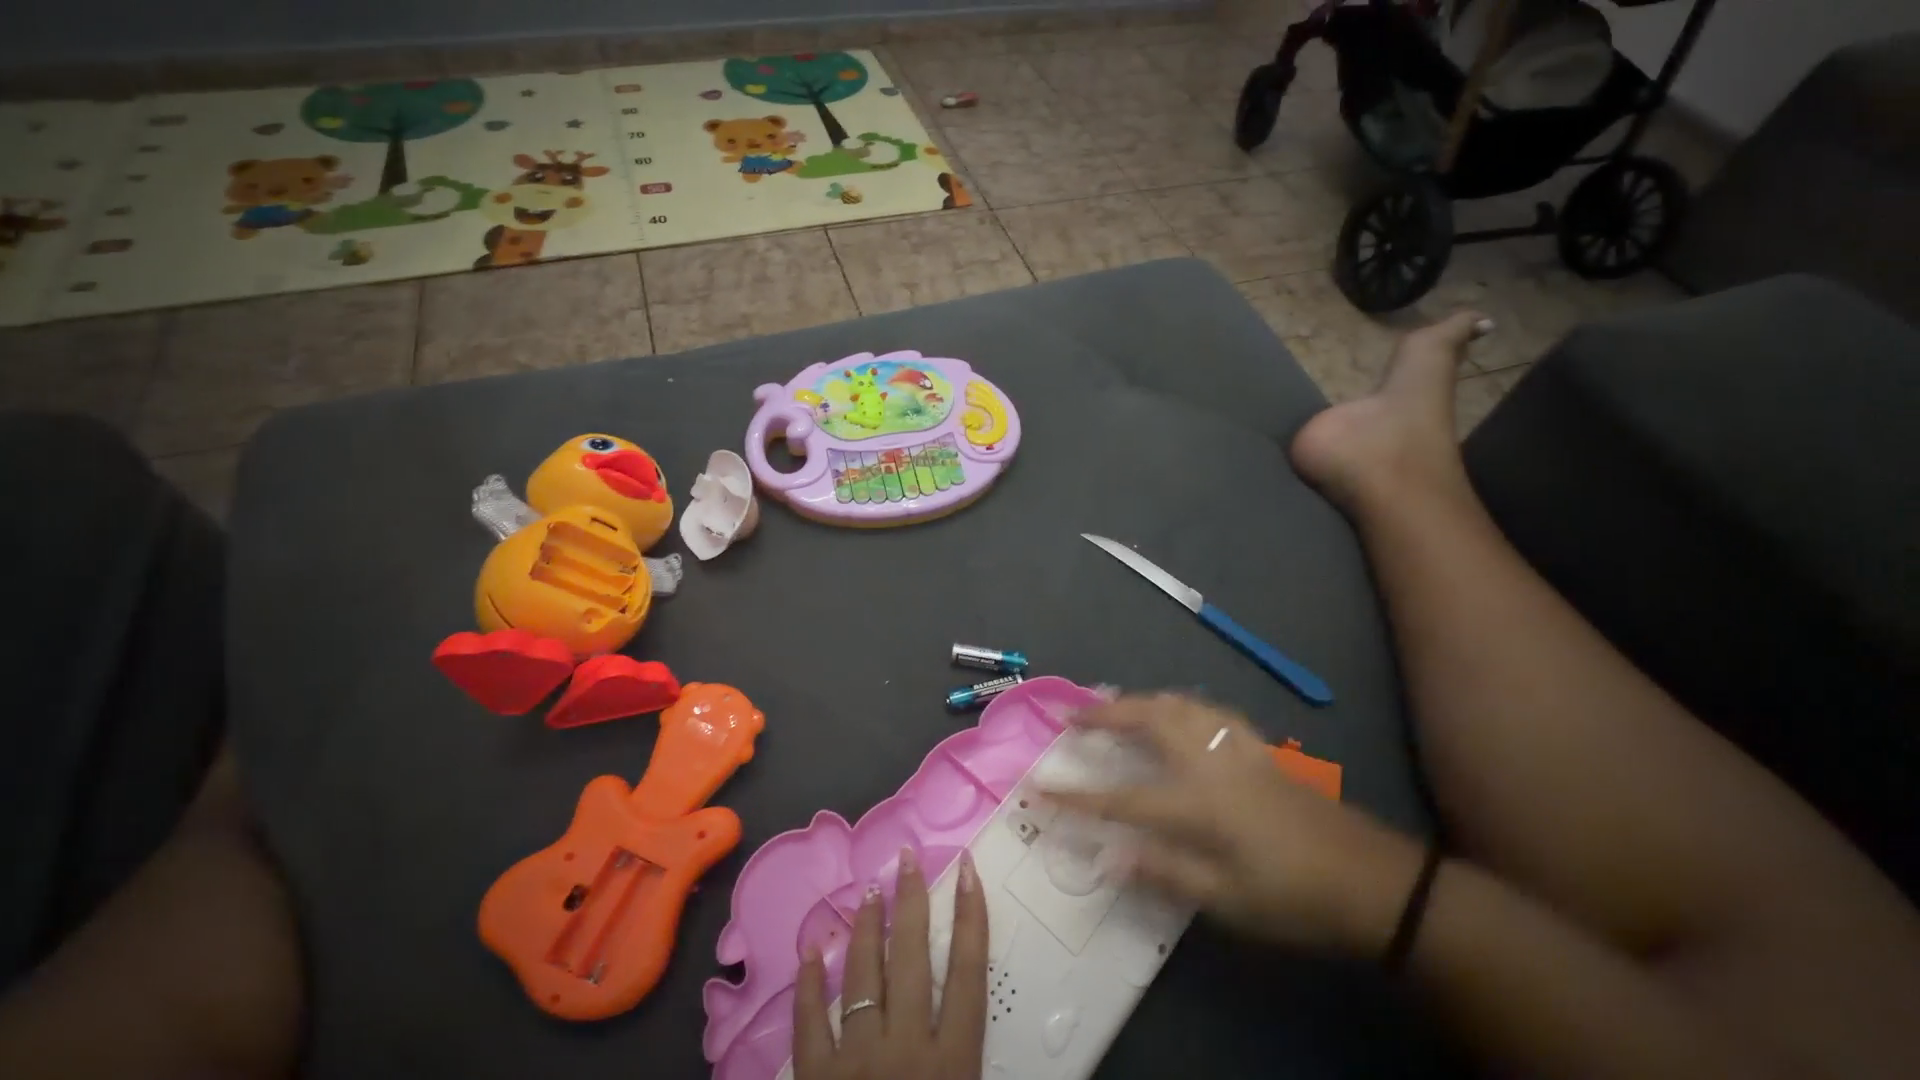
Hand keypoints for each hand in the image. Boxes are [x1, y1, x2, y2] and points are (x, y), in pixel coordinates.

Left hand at [793, 848, 988, 1079]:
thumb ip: (965, 1058)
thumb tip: (962, 1010)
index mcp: (951, 1060)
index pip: (967, 974)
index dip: (970, 917)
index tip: (966, 870)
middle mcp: (904, 1045)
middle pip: (912, 960)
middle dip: (911, 902)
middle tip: (907, 857)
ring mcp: (856, 1057)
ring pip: (863, 978)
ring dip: (867, 930)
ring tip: (870, 891)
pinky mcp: (815, 1075)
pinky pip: (810, 1021)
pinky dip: (809, 985)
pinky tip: (811, 950)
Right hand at [1045, 694, 1422, 951]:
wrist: (1374, 881)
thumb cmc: (1293, 899)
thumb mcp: (1226, 900)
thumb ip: (1163, 871)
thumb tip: (1105, 856)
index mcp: (1198, 804)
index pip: (1122, 798)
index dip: (1076, 795)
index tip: (1037, 786)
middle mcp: (1213, 763)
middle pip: (1150, 720)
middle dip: (1105, 713)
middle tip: (1071, 713)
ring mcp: (1240, 750)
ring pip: (1181, 705)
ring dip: (1141, 699)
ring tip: (1114, 704)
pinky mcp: (1263, 749)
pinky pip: (1211, 711)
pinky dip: (1181, 704)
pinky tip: (1178, 712)